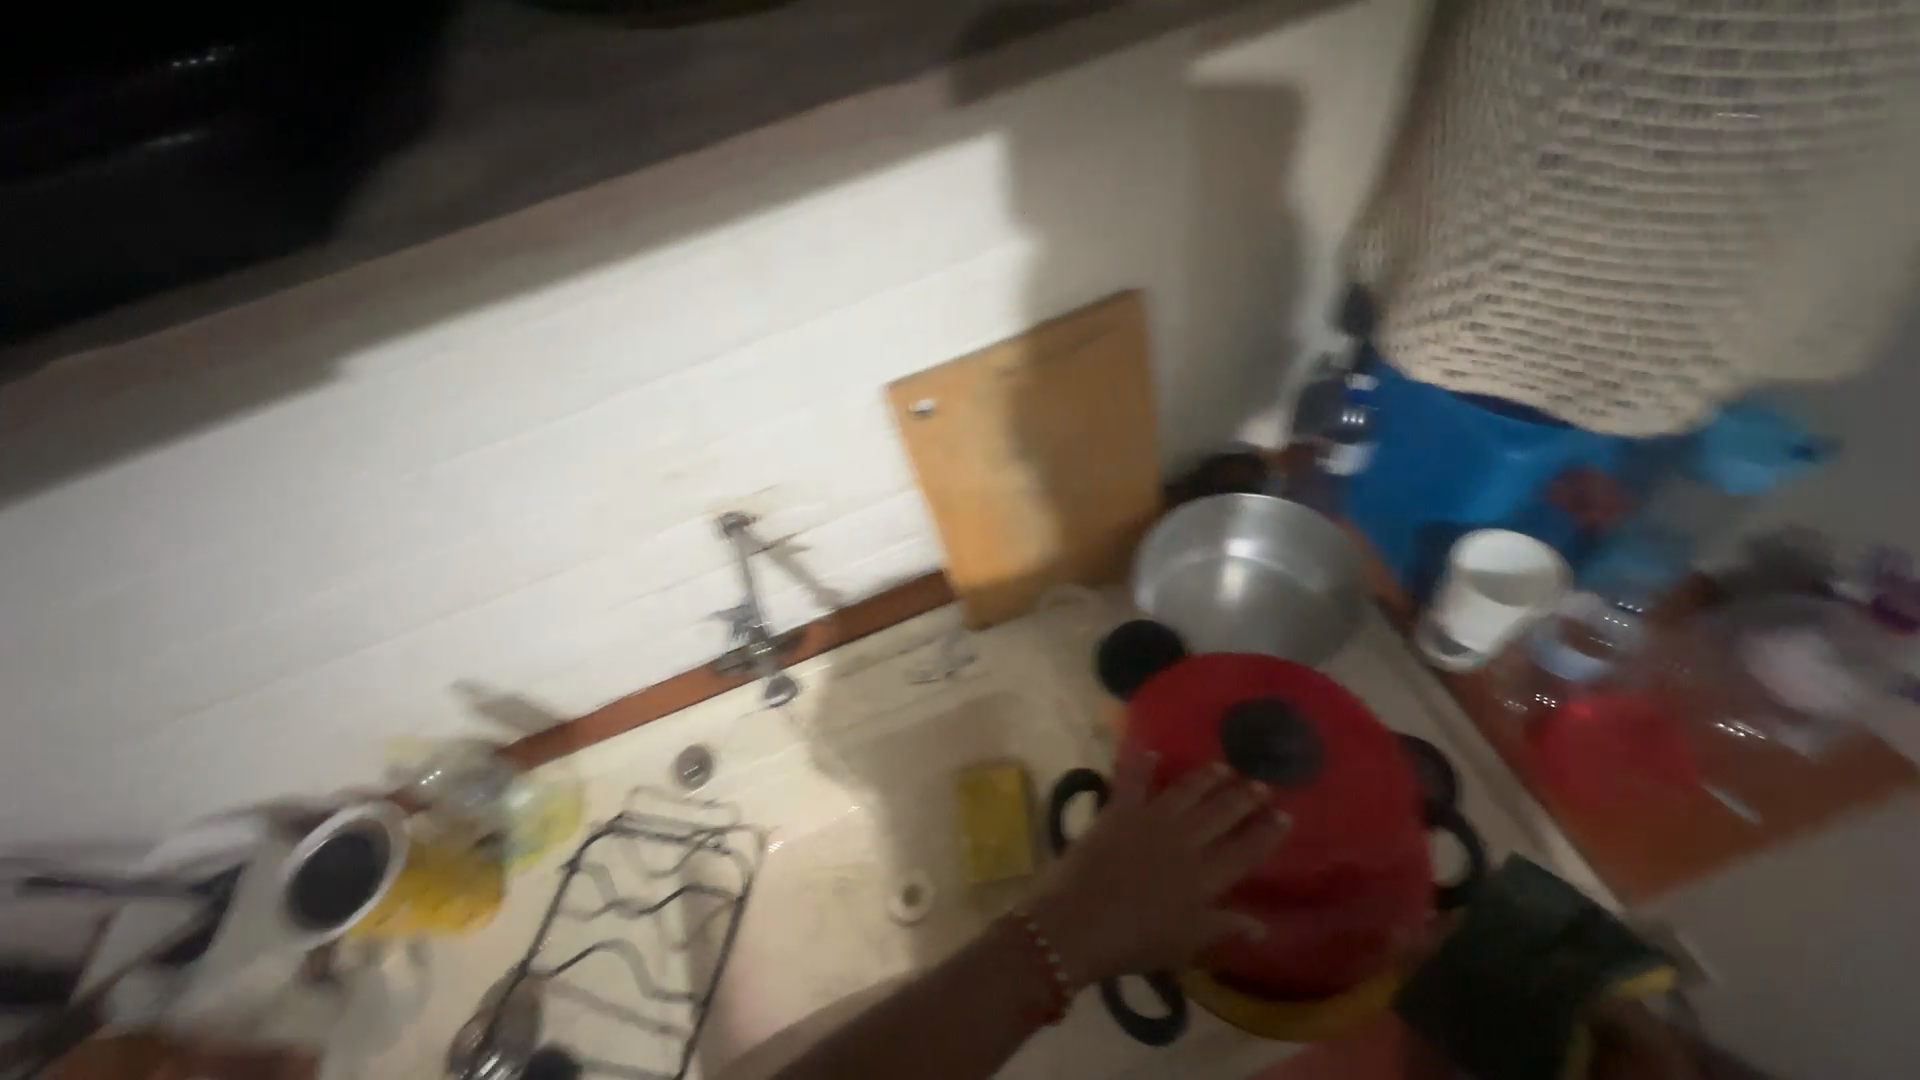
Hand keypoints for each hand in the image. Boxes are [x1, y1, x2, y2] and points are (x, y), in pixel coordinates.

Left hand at [1029, 755, 1289, 984]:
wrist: (1080, 920)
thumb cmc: (1135, 941)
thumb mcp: (1187, 944)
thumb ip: (1224, 928)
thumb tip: (1263, 926)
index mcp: (1205, 876)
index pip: (1246, 850)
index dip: (1267, 832)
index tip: (1285, 814)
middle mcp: (1185, 840)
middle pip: (1222, 813)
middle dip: (1245, 796)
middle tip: (1261, 782)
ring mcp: (1151, 820)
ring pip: (1187, 791)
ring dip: (1207, 777)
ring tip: (1223, 766)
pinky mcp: (1119, 810)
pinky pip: (1134, 780)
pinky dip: (1144, 765)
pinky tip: (1154, 754)